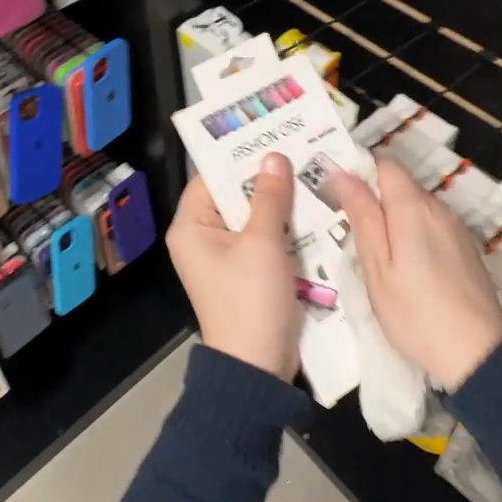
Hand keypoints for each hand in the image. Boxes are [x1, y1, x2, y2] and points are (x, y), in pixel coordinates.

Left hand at [167, 153, 300, 381]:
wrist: (257, 366)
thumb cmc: (251, 299)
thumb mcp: (263, 242)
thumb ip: (269, 196)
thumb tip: (274, 157)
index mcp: (190, 227)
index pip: (210, 178)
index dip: (238, 157)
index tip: (268, 135)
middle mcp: (201, 238)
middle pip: (232, 195)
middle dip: (264, 178)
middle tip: (297, 149)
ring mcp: (224, 257)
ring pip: (251, 217)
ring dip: (277, 202)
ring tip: (309, 172)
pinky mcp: (245, 272)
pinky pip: (261, 239)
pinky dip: (281, 227)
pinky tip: (311, 210)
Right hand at [330, 157, 501, 391]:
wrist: (477, 355)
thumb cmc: (415, 312)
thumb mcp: (377, 267)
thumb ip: (362, 216)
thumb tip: (343, 174)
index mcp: (412, 207)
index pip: (386, 164)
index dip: (361, 171)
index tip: (341, 195)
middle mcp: (439, 209)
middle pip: (402, 186)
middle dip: (376, 199)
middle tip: (352, 233)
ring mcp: (456, 230)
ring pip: (417, 208)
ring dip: (395, 220)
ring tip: (378, 256)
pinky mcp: (467, 250)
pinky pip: (433, 228)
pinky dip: (415, 237)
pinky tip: (408, 270)